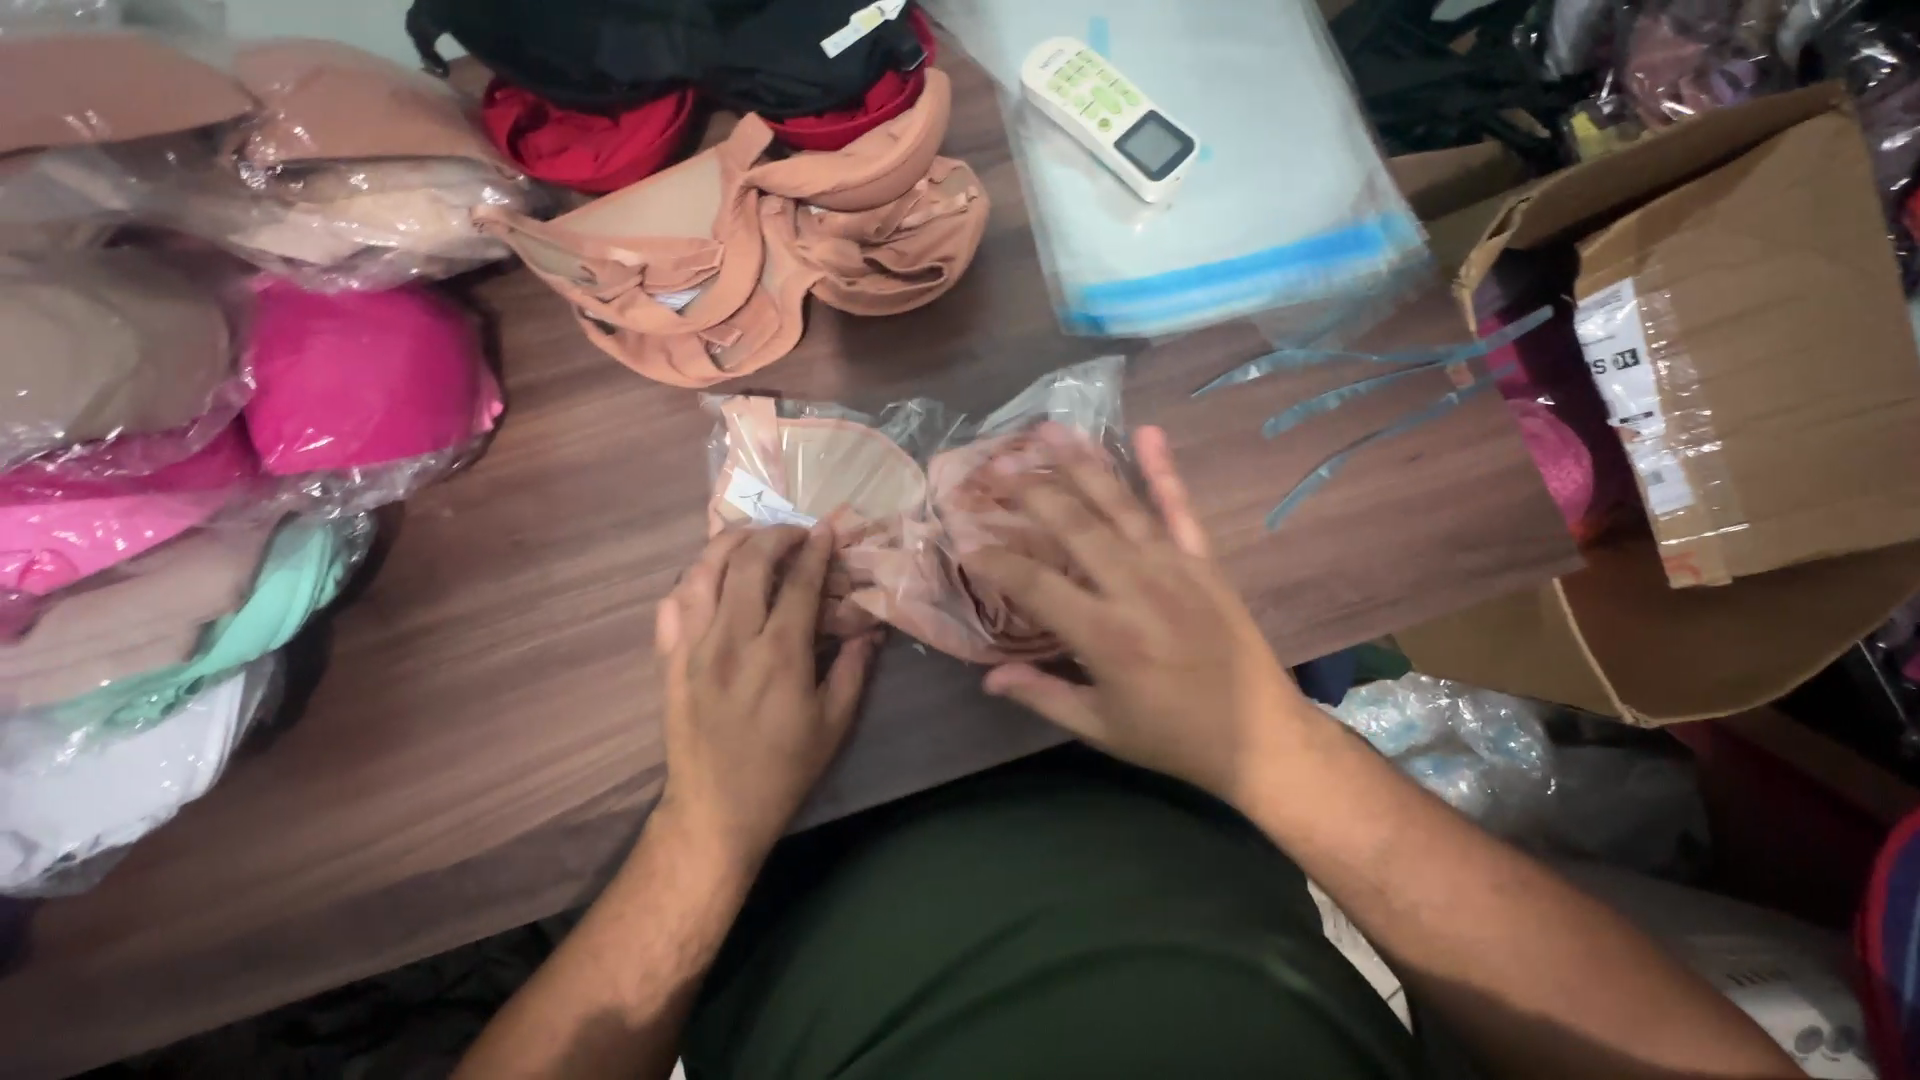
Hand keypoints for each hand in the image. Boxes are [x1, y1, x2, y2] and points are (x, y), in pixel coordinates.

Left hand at [653, 526, 879, 866]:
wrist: (716, 809)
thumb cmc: (783, 769)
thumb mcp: (834, 724)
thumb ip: (855, 668)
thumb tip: (871, 627)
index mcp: (779, 655)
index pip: (798, 582)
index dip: (816, 550)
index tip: (827, 531)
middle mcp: (732, 640)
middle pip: (747, 562)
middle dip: (774, 535)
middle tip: (794, 533)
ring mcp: (692, 648)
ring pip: (703, 572)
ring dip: (728, 545)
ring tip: (751, 539)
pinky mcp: (668, 661)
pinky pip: (671, 605)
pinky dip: (692, 581)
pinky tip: (710, 579)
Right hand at [962, 425, 1321, 807]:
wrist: (1260, 737)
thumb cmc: (1172, 737)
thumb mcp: (1100, 727)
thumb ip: (1042, 695)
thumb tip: (988, 677)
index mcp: (1104, 635)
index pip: (1034, 583)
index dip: (996, 561)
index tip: (967, 543)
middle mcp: (1135, 588)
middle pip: (1073, 526)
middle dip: (1030, 492)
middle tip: (995, 468)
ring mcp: (1173, 567)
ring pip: (1119, 505)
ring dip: (1081, 464)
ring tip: (1048, 432)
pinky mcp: (1204, 562)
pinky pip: (1180, 508)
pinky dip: (1163, 469)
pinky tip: (1146, 431)